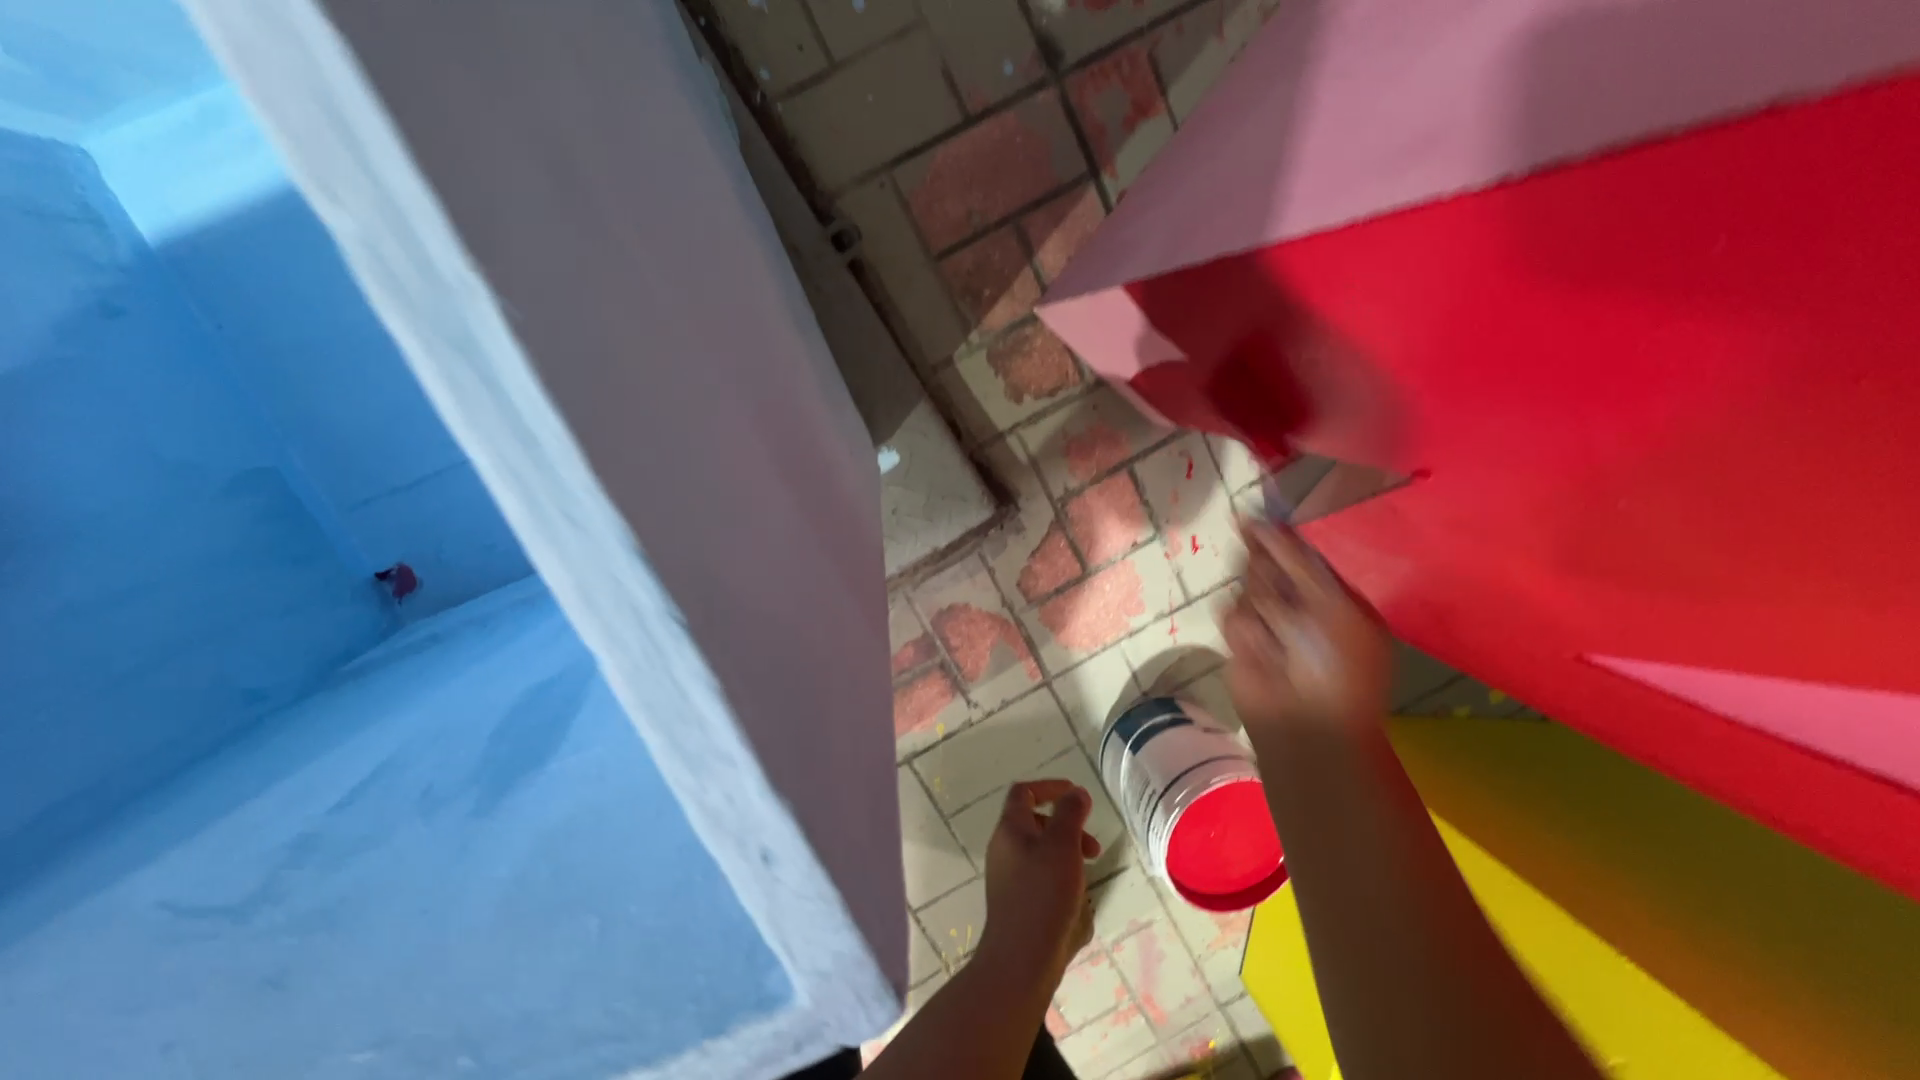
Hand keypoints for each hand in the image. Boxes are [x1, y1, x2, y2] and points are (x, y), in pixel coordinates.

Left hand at [978, 780, 1101, 983]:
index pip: (1023, 792)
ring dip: (1067, 853)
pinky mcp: (1017, 903)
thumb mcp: (1062, 847)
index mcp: (1010, 830)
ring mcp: (1008, 878)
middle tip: (1093, 847)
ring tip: (1088, 874)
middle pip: (1035, 822)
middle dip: (1067, 827)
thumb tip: (1076, 793)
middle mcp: (1004, 849)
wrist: (1022, 958)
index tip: (1078, 795)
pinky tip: (1076, 899)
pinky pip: (1041, 877)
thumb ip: (1070, 815)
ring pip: (1041, 852)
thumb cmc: (1043, 894)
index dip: (1050, 787)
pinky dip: (1061, 876)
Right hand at [1224, 519, 1388, 731]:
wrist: (1307, 721)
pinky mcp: (1239, 638)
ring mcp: (1267, 619)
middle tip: (1285, 606)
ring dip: (1266, 612)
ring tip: (1284, 645)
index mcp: (1332, 593)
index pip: (1299, 552)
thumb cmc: (1338, 665)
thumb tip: (1263, 525)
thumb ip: (1300, 562)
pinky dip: (1249, 634)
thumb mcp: (1335, 606)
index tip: (1253, 520)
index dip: (1278, 537)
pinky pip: (1233, 615)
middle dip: (1270, 576)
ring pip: (1248, 586)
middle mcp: (1299, 601)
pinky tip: (1265, 656)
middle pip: (1266, 564)